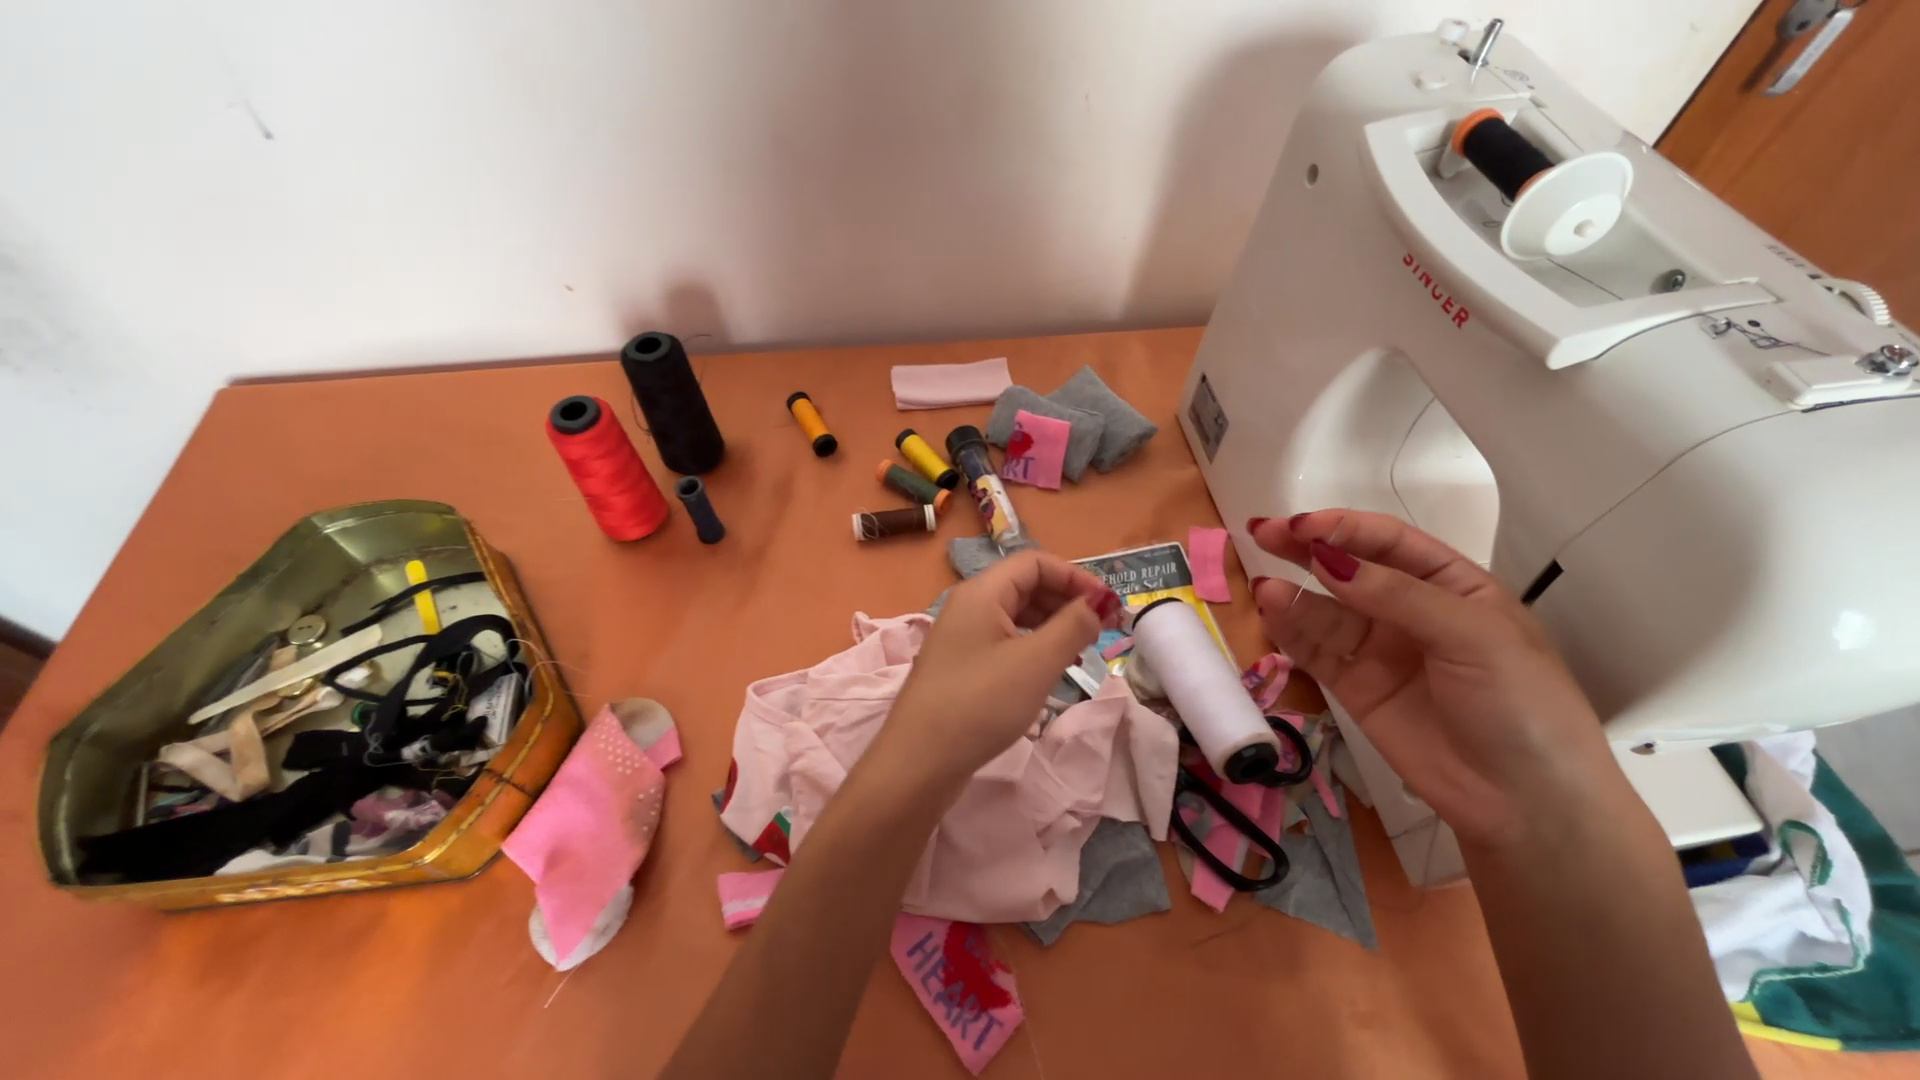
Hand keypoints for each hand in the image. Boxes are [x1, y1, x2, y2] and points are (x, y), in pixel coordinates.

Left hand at [868, 551, 1120, 791]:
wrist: (919, 761)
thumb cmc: (980, 703)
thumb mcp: (1036, 661)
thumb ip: (1073, 625)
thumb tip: (1098, 602)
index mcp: (981, 592)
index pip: (1034, 562)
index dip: (1075, 576)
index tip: (1107, 605)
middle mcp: (967, 606)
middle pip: (1025, 586)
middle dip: (1066, 601)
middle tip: (1100, 630)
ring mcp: (961, 638)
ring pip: (1016, 616)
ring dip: (1052, 626)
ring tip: (1080, 653)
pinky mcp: (960, 668)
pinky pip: (1004, 642)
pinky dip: (1033, 648)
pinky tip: (1049, 672)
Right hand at [1248, 510, 1618, 848]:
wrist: (1525, 804)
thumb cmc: (1521, 705)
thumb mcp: (1473, 636)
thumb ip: (1398, 595)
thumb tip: (1327, 560)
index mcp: (1454, 586)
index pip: (1390, 543)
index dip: (1344, 529)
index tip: (1300, 525)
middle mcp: (1411, 611)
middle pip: (1350, 569)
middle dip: (1306, 549)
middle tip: (1261, 533)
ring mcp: (1381, 652)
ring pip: (1327, 611)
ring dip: (1294, 596)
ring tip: (1263, 590)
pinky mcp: (1356, 690)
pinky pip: (1317, 652)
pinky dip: (1291, 632)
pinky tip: (1271, 614)